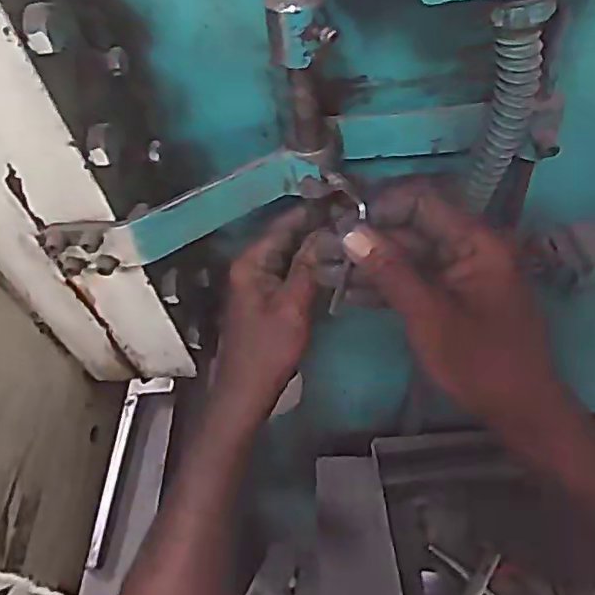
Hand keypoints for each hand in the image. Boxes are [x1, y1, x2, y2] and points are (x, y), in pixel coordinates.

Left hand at [213, 203, 324, 420]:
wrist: (245, 393)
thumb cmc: (269, 350)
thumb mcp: (293, 305)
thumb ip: (308, 265)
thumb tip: (327, 231)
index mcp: (250, 262)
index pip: (283, 224)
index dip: (311, 212)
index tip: (341, 201)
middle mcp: (247, 264)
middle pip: (284, 236)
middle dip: (314, 226)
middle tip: (349, 218)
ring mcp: (253, 280)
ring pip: (287, 253)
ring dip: (312, 245)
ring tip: (345, 235)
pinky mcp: (262, 295)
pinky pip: (286, 269)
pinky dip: (306, 263)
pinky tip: (329, 262)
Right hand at [342, 183, 583, 447]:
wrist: (524, 413)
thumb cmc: (482, 365)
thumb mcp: (430, 318)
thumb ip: (391, 271)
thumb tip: (351, 231)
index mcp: (477, 240)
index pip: (422, 200)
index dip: (380, 205)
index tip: (342, 221)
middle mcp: (471, 245)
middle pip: (413, 225)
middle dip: (370, 235)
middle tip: (326, 245)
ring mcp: (463, 269)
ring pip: (410, 251)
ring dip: (373, 260)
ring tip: (330, 267)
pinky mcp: (455, 291)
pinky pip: (417, 275)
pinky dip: (388, 281)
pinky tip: (351, 290)